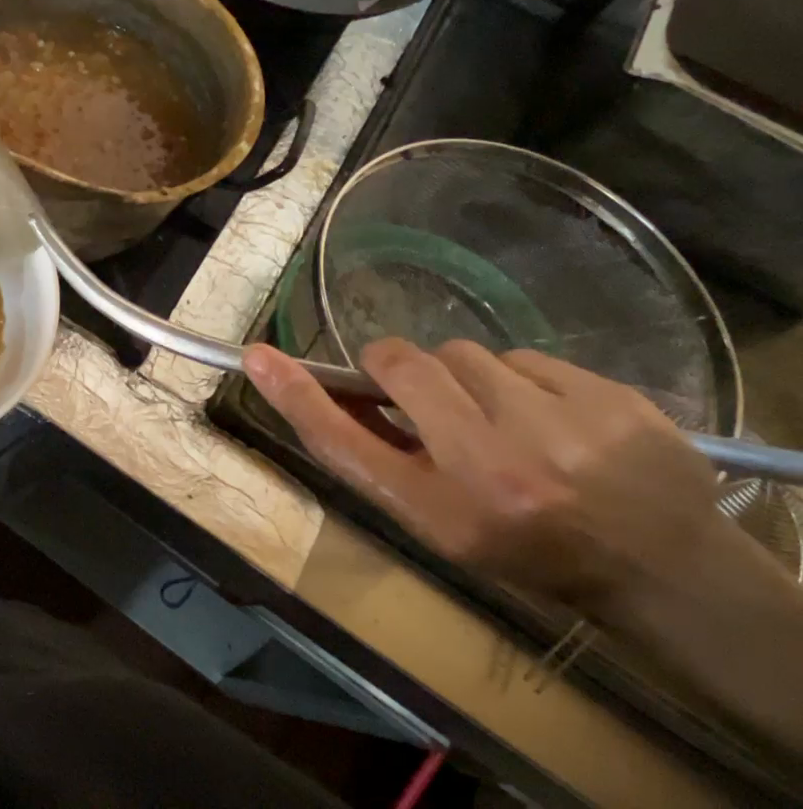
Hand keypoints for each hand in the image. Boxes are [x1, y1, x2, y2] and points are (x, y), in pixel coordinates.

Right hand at [242, 339, 729, 613]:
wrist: (664, 569)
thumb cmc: (524, 548)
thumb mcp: (435, 519)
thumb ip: (375, 453)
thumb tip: (313, 386)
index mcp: (446, 510)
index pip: (347, 442)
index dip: (296, 396)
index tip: (258, 356)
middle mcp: (500, 468)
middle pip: (406, 367)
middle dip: (399, 369)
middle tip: (416, 392)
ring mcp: (566, 427)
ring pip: (467, 354)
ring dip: (465, 376)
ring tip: (498, 417)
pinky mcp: (616, 400)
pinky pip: (528, 357)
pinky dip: (523, 379)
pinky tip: (551, 417)